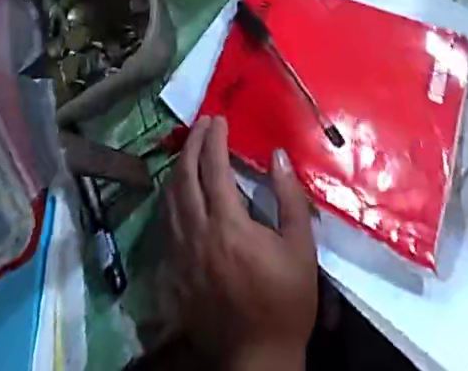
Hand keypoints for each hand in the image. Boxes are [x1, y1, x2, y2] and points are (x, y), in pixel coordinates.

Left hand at [168, 116, 317, 369]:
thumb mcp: (300, 247)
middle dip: (192, 144)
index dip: (215, 140)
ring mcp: (182, 253)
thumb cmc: (285, 300)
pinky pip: (167, 223)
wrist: (258, 357)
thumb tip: (277, 155)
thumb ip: (288, 197)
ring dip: (178, 167)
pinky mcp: (175, 271)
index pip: (214, 168)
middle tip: (203, 124)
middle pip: (184, 176)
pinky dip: (172, 197)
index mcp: (228, 224)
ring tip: (190, 148)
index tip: (220, 119)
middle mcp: (198, 233)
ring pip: (170, 198)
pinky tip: (179, 190)